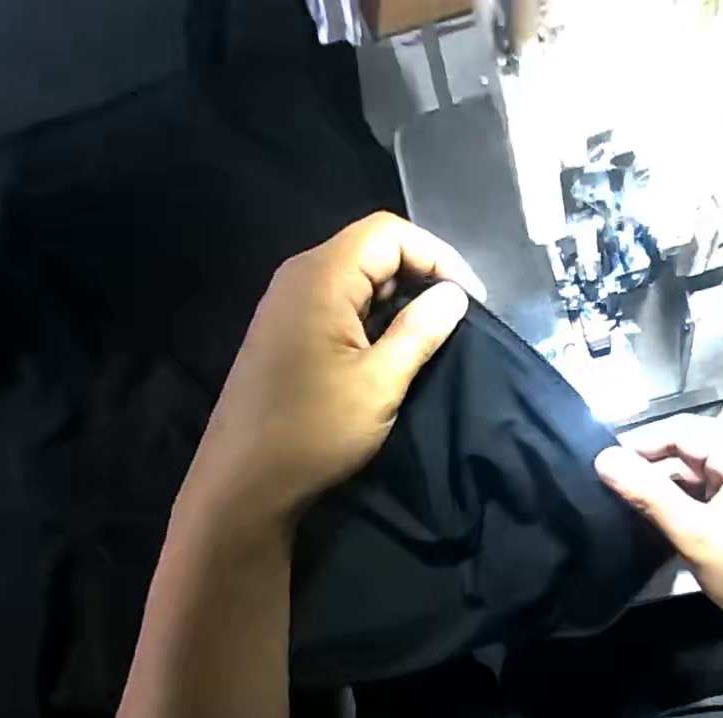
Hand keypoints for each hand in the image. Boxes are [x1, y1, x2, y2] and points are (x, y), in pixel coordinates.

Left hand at [182, 212, 485, 528]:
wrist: (248, 478)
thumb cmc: (316, 429)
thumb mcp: (380, 381)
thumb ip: (419, 331)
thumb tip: (456, 296)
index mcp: (321, 277)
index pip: (389, 233)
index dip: (440, 257)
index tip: (474, 301)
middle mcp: (301, 276)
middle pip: (373, 248)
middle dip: (424, 274)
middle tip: (460, 317)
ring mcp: (291, 303)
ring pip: (359, 277)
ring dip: (402, 297)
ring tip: (437, 332)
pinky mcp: (290, 330)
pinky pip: (342, 303)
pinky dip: (378, 314)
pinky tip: (398, 346)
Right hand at [595, 416, 722, 654]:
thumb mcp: (696, 534)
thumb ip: (648, 494)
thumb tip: (603, 459)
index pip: (684, 431)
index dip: (640, 446)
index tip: (601, 467)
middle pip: (695, 452)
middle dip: (655, 471)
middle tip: (613, 493)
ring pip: (706, 478)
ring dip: (672, 492)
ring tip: (632, 509)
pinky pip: (720, 498)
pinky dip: (693, 507)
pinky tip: (666, 524)